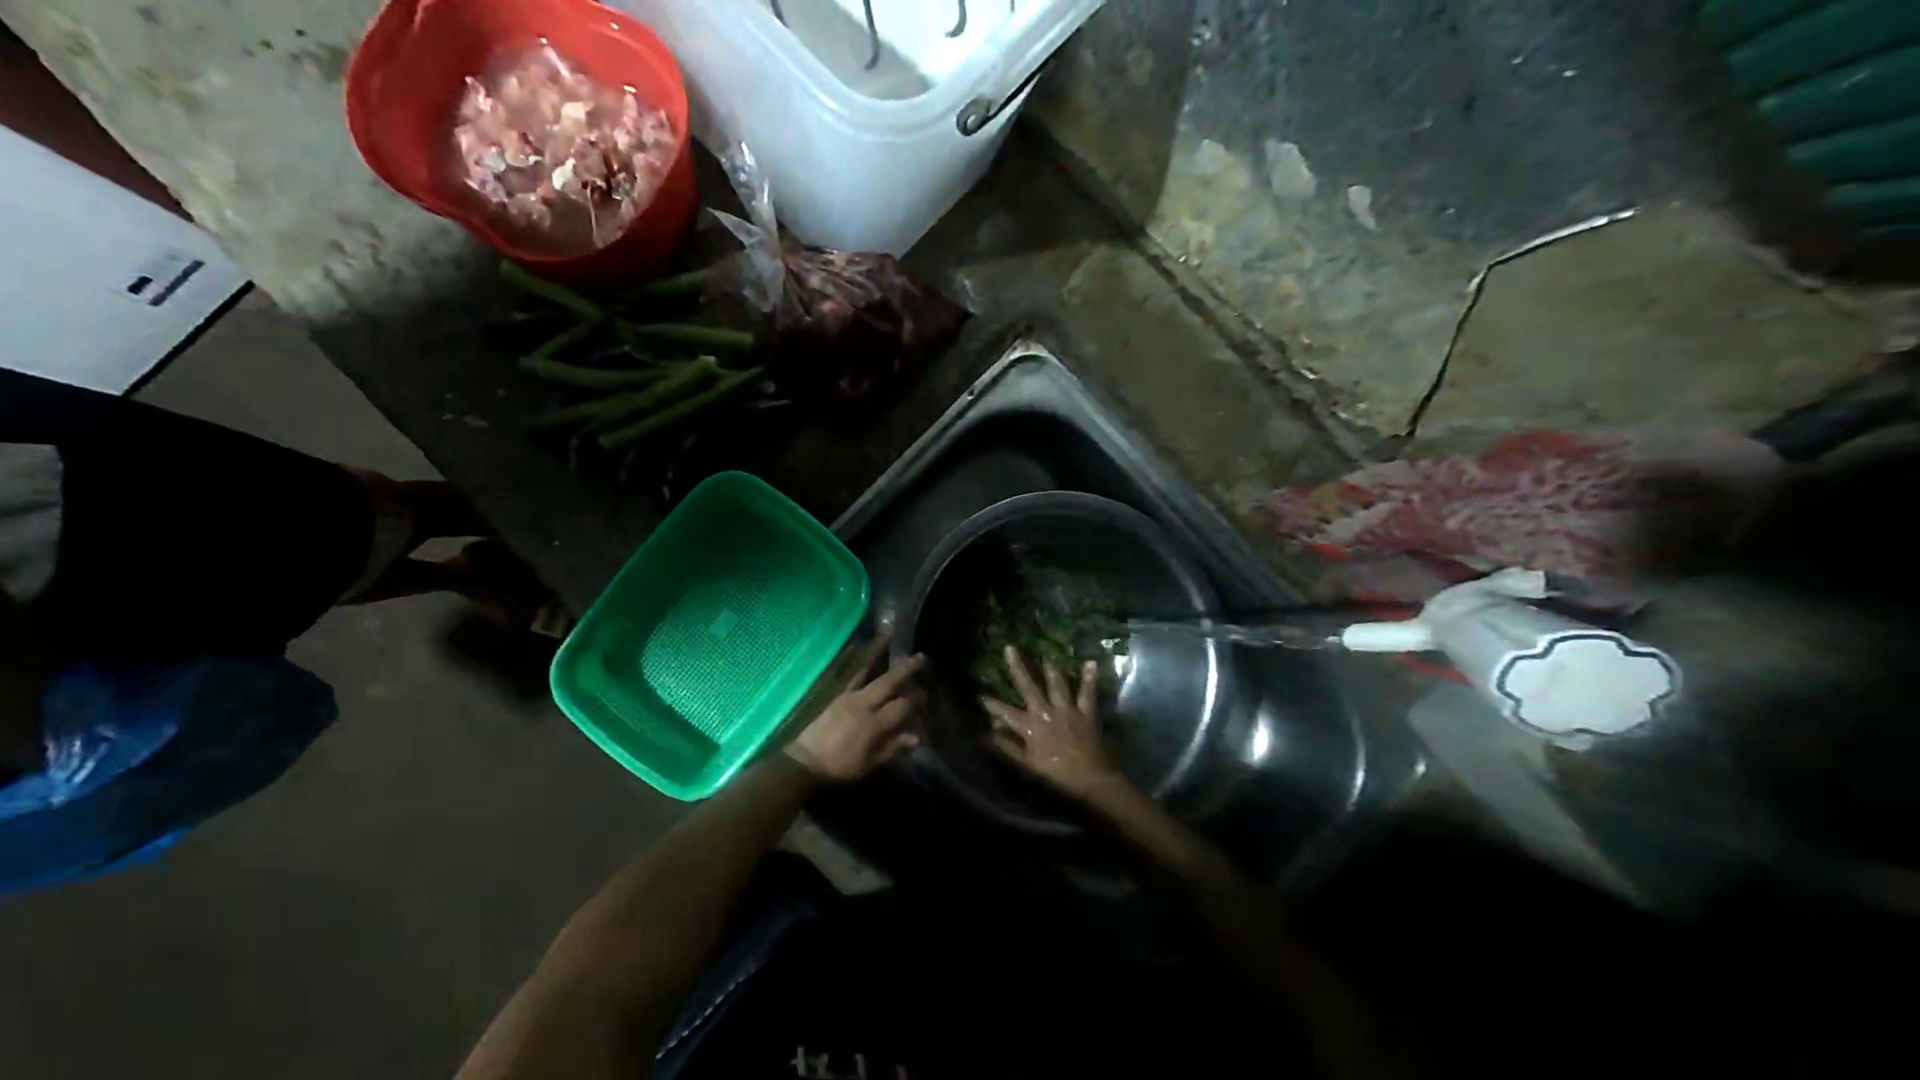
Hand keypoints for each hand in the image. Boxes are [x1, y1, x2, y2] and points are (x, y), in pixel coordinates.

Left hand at [786, 636, 925, 781]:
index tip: (926, 694)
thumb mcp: (869, 764)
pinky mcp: (833, 694)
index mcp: (873, 724)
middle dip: (907, 669)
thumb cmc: (839, 766)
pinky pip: (846, 673)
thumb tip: (916, 736)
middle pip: (888, 682)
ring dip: (880, 653)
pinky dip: (852, 657)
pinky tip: (856, 644)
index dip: (916, 699)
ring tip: (890, 637)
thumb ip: (892, 747)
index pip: (901, 706)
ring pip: (867, 670)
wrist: (804, 762)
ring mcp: (846, 695)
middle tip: (922, 658)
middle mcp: (862, 704)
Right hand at [982, 645, 1116, 796]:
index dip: (991, 704)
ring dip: (1051, 668)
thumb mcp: (1026, 763)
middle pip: (1028, 686)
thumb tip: (987, 734)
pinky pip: (1087, 692)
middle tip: (1010, 648)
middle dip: (1017, 667)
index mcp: (1030, 726)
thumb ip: (1007, 747)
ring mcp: (1067, 710)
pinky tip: (1090, 662)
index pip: (1005, 712)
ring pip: (1057, 684)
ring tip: (1046, 655)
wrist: (1088, 778)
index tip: (980, 695)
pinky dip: (1089, 678)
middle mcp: (1046, 712)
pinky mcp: (1086, 712)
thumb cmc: (1055, 773)